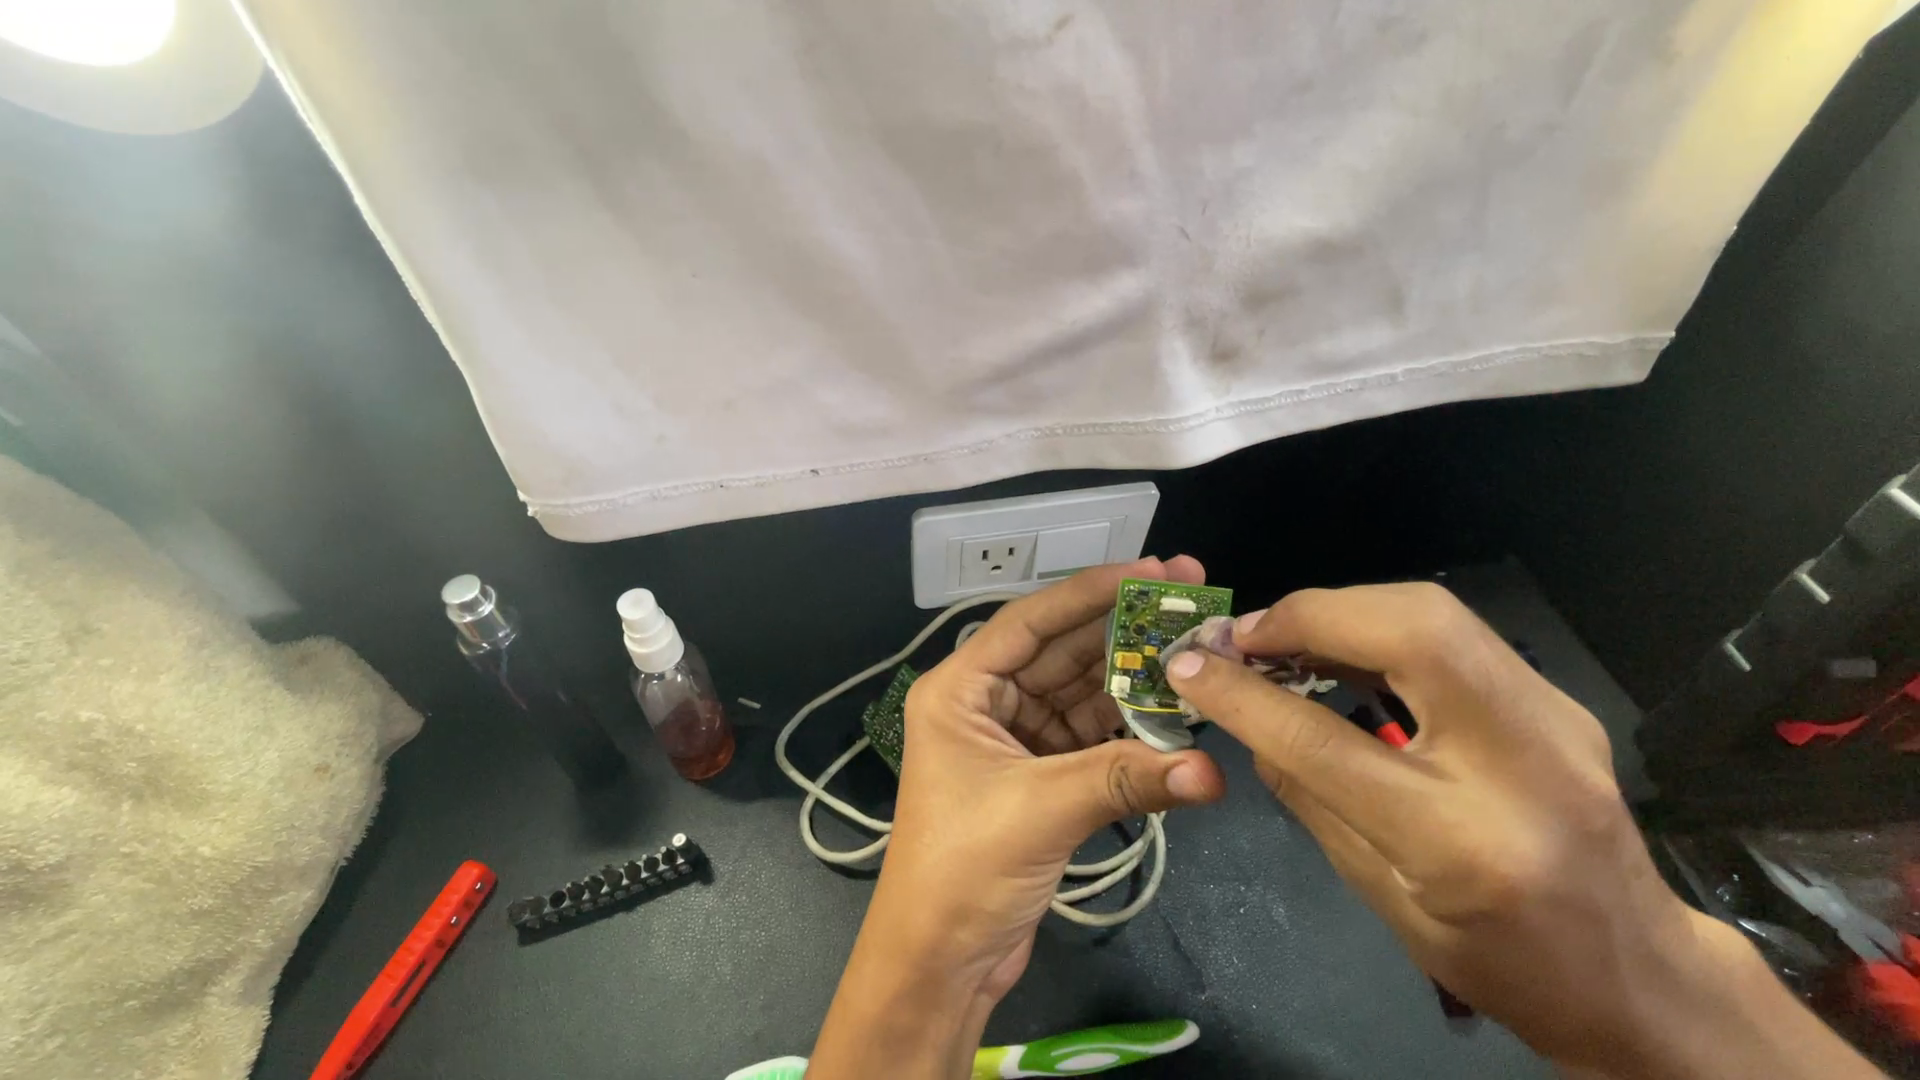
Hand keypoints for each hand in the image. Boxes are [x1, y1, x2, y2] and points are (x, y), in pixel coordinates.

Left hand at [809, 557, 1226, 1079]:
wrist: (939, 960)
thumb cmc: (964, 869)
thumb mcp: (1041, 809)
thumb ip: (1127, 779)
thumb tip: (1214, 772)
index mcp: (960, 689)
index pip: (1030, 621)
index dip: (1090, 591)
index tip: (1150, 569)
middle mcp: (985, 704)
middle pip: (1062, 650)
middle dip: (1123, 626)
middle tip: (1190, 596)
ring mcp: (1015, 740)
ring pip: (1083, 692)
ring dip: (1133, 676)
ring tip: (1195, 648)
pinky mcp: (1041, 777)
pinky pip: (1092, 736)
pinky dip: (1130, 728)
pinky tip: (1176, 711)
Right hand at [1165, 582, 1879, 1079]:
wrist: (1639, 976)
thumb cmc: (1497, 962)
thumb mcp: (1379, 897)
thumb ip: (1309, 797)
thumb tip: (1247, 717)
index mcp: (1462, 842)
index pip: (1326, 742)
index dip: (1243, 695)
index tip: (1188, 666)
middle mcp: (1521, 763)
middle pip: (1409, 633)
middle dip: (1308, 615)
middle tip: (1243, 635)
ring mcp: (1553, 720)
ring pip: (1434, 613)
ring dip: (1339, 610)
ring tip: (1279, 636)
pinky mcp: (1555, 700)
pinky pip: (1452, 632)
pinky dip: (1377, 624)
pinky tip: (1340, 647)